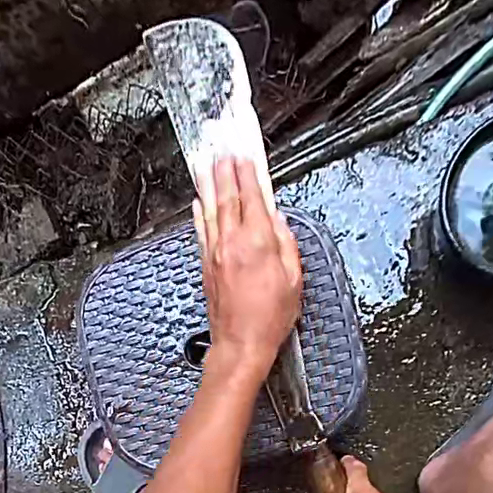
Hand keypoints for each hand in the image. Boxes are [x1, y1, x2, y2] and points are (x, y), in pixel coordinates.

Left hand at [193, 156, 302, 370]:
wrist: (240, 344)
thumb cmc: (269, 318)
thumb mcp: (294, 280)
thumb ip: (286, 244)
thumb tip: (278, 221)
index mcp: (258, 243)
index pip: (252, 197)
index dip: (248, 172)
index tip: (244, 154)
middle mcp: (232, 244)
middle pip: (227, 197)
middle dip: (225, 169)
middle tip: (221, 147)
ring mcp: (215, 254)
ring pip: (210, 210)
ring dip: (208, 183)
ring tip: (205, 163)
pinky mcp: (206, 266)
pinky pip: (201, 231)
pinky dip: (199, 213)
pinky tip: (198, 201)